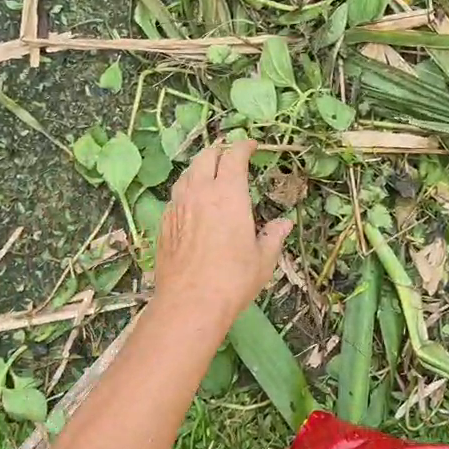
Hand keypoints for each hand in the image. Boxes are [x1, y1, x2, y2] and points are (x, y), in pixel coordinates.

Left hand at [153, 139, 291, 332]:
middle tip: (230, 155)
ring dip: (200, 167)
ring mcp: (178, 207)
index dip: (243, 146)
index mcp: (228, 194)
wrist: (189, 303)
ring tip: (210, 173)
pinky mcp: (164, 223)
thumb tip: (284, 224)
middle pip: (206, 157)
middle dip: (220, 150)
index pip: (234, 157)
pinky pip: (176, 196)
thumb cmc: (233, 280)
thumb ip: (273, 236)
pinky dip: (187, 190)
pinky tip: (192, 202)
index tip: (251, 145)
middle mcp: (200, 193)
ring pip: (187, 174)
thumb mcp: (263, 260)